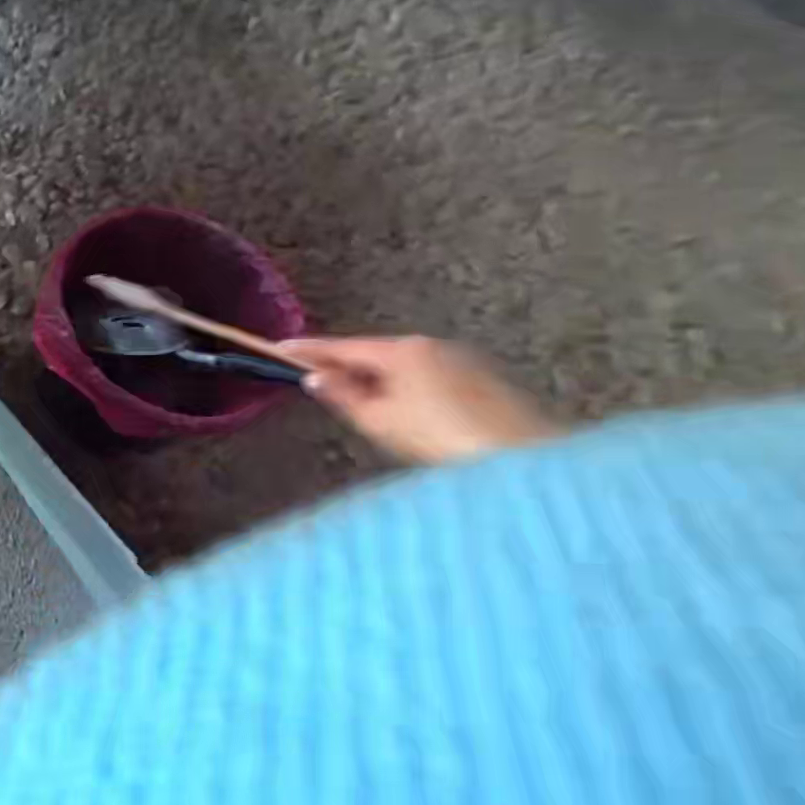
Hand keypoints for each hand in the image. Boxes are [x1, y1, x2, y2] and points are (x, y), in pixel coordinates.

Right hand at [279, 336, 560, 463]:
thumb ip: (343, 395)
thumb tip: (314, 377)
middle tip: (316, 379)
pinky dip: (403, 385)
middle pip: (375, 353)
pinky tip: (399, 409)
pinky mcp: (482, 379)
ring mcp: (462, 359)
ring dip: (375, 378)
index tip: (280, 347)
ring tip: (356, 401)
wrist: (524, 459)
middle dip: (345, 365)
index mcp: (403, 350)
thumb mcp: (379, 420)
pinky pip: (426, 375)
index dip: (309, 350)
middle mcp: (432, 345)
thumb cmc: (439, 438)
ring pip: (402, 365)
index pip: (343, 347)